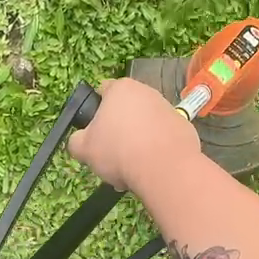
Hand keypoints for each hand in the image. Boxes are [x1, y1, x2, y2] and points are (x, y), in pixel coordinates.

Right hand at [67, 77, 204, 192]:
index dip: (95, 112)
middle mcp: (146, 91)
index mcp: (120, 88)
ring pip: (144, 125)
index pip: (102, 91)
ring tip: (130, 169)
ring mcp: (167, 107)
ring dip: (135, 143)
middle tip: (111, 156)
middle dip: (118, 131)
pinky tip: (149, 170)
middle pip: (125, 110)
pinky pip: (162, 137)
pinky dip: (155, 150)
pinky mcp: (183, 126)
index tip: (94, 133)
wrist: (164, 167)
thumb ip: (75, 141)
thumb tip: (79, 140)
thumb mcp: (83, 149)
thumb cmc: (118, 151)